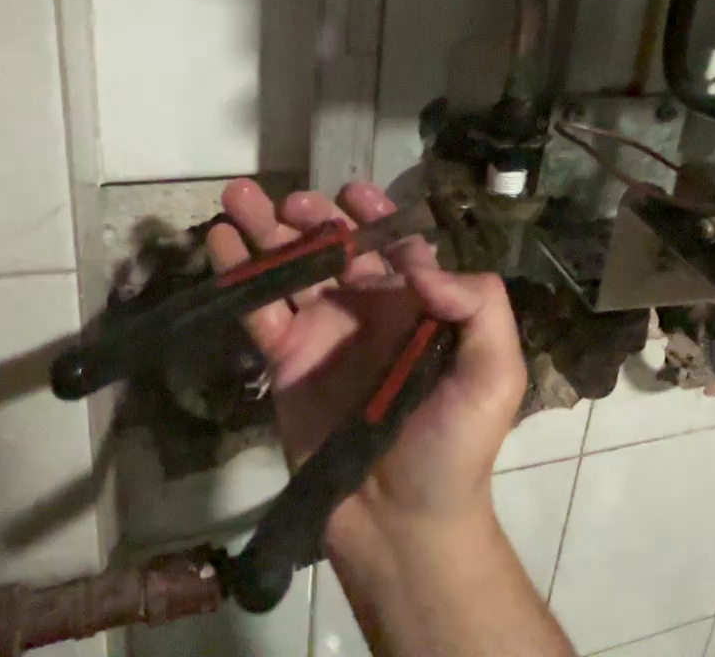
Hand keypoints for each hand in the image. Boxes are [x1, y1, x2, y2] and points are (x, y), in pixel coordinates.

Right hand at [206, 178, 526, 540]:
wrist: (403, 523)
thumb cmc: (456, 446)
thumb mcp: (495, 374)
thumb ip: (478, 306)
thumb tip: (419, 261)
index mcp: (416, 304)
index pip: (394, 244)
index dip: (374, 213)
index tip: (352, 193)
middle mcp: (369, 308)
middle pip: (335, 247)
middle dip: (311, 216)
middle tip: (288, 199)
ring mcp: (324, 333)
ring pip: (292, 269)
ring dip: (265, 232)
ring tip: (237, 195)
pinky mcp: (286, 362)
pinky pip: (261, 310)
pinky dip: (240, 277)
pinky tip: (219, 242)